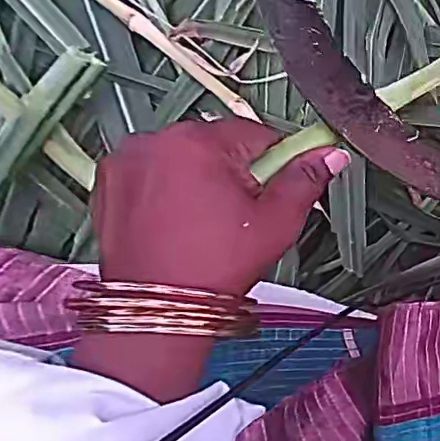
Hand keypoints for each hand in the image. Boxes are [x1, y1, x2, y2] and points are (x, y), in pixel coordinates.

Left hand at [92, 120, 349, 295]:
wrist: (161, 306)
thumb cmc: (216, 267)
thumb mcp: (276, 222)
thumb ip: (305, 180)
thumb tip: (330, 154)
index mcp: (199, 143)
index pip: (257, 134)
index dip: (275, 162)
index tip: (277, 187)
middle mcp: (156, 140)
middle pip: (217, 143)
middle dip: (235, 171)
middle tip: (241, 214)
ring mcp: (126, 160)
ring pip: (184, 157)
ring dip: (200, 177)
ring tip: (207, 221)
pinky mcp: (109, 181)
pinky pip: (152, 171)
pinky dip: (167, 188)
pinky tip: (179, 220)